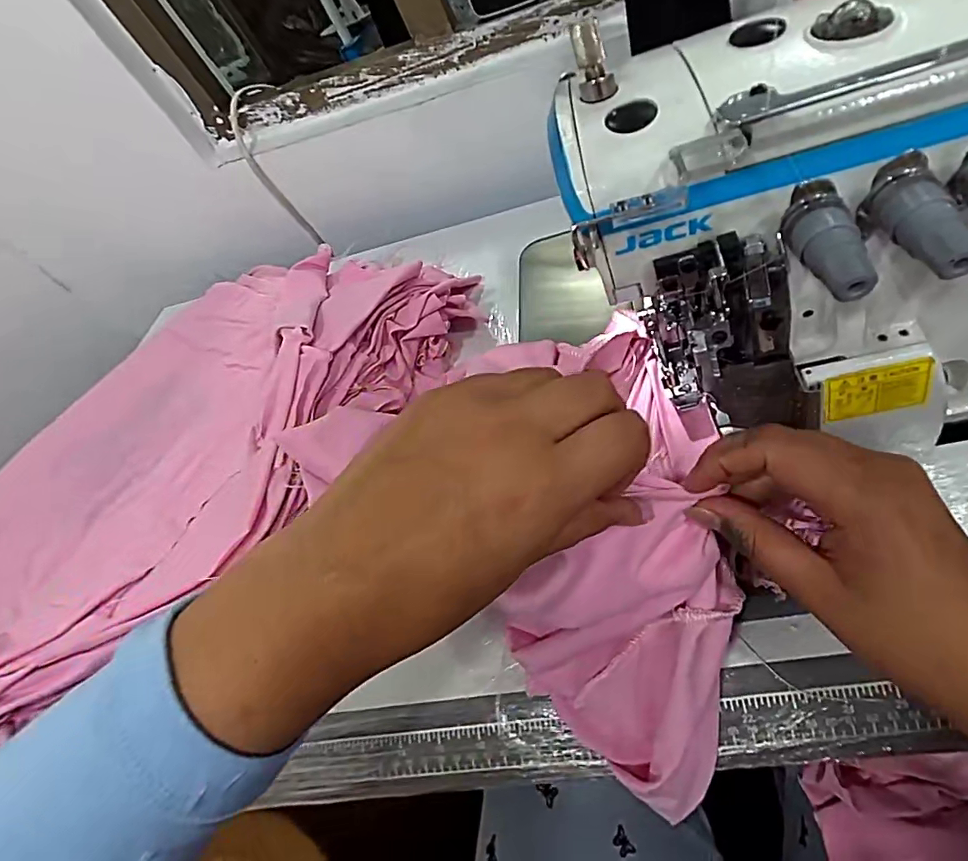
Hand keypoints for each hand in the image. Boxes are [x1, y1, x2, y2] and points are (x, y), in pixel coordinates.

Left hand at [172, 369, 648, 752]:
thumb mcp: (522, 560)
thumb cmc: (435, 592)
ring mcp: (474, 400)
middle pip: (598, 387)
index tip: (610, 477)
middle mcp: (518, 425)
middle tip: (581, 456)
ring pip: (551, 374)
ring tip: (533, 444)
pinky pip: (502, 379)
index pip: (628, 433)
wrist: (336, 579)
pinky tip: (489, 437)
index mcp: (546, 480)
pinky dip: (516, 400)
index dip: (630, 454)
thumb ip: (584, 518)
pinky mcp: (440, 393)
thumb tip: (631, 503)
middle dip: (604, 419)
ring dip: (560, 404)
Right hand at [682, 425, 967, 739]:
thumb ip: (758, 540)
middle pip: (790, 443)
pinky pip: (837, 471)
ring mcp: (895, 474)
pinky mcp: (902, 489)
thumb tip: (706, 510)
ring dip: (769, 477)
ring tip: (738, 516)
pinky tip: (782, 517)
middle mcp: (879, 465)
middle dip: (741, 467)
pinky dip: (801, 487)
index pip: (772, 447)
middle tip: (708, 504)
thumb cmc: (911, 640)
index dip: (722, 460)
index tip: (692, 490)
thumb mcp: (821, 592)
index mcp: (861, 487)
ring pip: (812, 454)